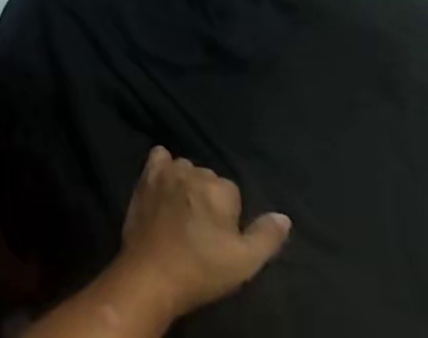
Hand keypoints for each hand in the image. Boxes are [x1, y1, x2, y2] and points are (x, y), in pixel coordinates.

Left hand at [102, 146, 290, 322]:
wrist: (153, 271)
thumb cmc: (203, 267)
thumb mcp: (246, 260)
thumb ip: (267, 235)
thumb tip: (283, 216)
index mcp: (219, 189)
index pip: (232, 191)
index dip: (230, 213)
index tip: (222, 233)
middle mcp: (191, 172)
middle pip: (208, 177)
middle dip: (209, 196)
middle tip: (204, 225)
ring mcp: (164, 172)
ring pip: (185, 168)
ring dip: (187, 182)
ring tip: (185, 209)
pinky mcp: (144, 177)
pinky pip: (158, 156)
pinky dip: (164, 165)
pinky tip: (165, 182)